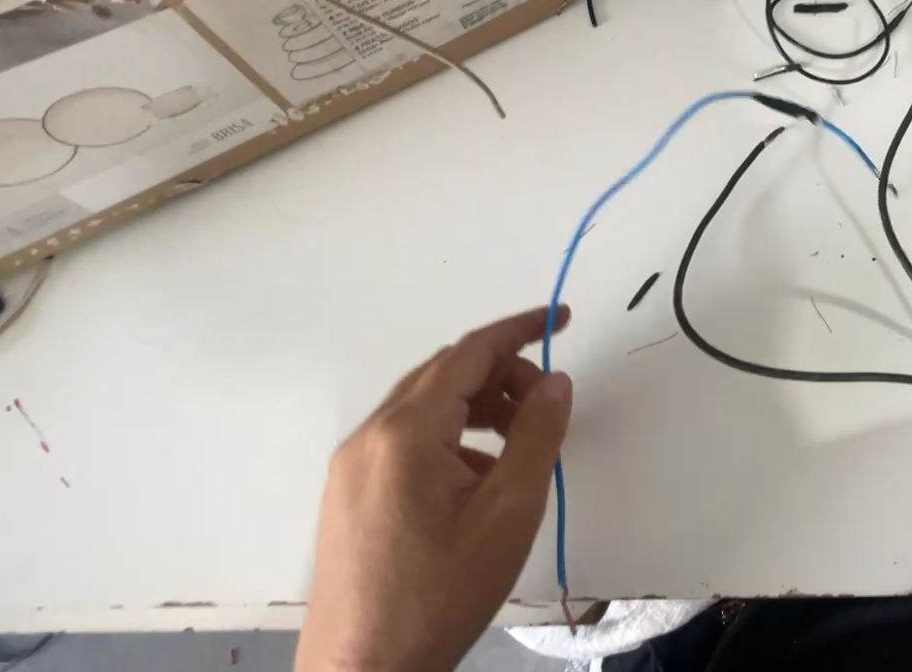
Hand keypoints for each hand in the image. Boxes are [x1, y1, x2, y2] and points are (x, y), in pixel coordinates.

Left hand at [296, 307, 573, 671]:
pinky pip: (409, 438)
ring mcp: (352, 468)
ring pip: (426, 405)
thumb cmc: (442, 592)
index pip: (469, 353)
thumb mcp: (510, 509)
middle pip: (445, 373)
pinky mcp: (349, 496)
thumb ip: (538, 432)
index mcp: (405, 433)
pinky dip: (454, 432)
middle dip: (504, 371)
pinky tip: (482, 473)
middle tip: (548, 401)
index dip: (520, 328)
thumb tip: (554, 380)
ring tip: (522, 437)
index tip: (561, 318)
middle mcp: (369, 438)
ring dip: (480, 402)